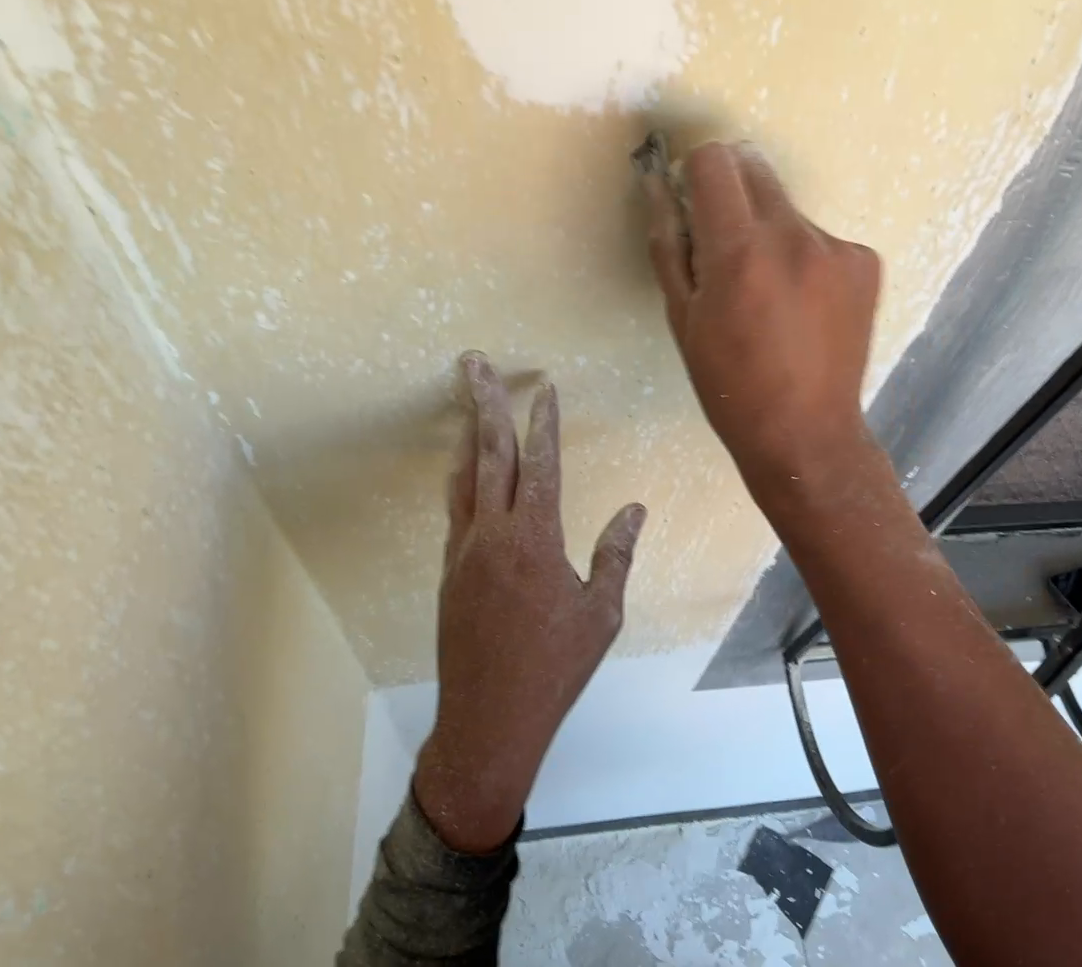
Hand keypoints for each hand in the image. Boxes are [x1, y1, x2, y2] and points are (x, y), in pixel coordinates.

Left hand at [413, 352, 646, 853]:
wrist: (488, 719)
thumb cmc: (555, 669)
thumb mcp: (601, 615)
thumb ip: (614, 555)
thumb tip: (633, 510)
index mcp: (535, 541)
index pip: (541, 465)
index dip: (543, 423)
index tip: (544, 388)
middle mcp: (492, 536)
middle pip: (488, 455)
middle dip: (483, 403)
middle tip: (472, 362)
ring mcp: (463, 553)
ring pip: (463, 479)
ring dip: (467, 436)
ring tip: (466, 402)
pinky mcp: (449, 573)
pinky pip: (455, 511)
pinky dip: (462, 480)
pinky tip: (465, 472)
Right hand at [642, 141, 881, 491]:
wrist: (806, 434)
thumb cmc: (729, 385)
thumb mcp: (682, 318)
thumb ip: (669, 243)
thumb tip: (657, 183)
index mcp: (739, 251)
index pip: (713, 160)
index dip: (695, 175)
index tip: (694, 204)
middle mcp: (793, 235)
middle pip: (754, 168)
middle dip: (731, 192)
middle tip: (727, 247)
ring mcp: (836, 247)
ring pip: (788, 207)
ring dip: (770, 230)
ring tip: (770, 291)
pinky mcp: (865, 262)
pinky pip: (821, 238)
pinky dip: (805, 258)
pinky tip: (803, 305)